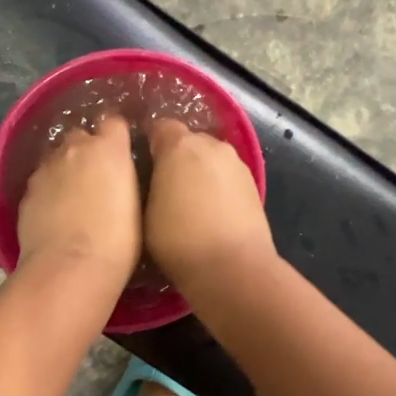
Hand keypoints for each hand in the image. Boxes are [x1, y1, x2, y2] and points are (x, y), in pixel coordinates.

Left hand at [17, 115, 141, 279]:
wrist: (68, 267)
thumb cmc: (117, 242)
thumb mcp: (136, 207)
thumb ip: (124, 181)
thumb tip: (117, 179)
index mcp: (109, 149)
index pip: (113, 122)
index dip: (116, 136)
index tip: (121, 151)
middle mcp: (74, 149)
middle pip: (80, 136)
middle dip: (87, 150)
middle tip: (96, 177)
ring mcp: (45, 169)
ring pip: (56, 158)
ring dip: (64, 169)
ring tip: (71, 196)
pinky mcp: (26, 192)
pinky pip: (40, 182)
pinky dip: (48, 191)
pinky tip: (53, 213)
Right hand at [144, 120, 273, 281]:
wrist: (233, 268)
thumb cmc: (178, 239)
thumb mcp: (145, 212)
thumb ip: (149, 183)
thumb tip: (154, 177)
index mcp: (180, 146)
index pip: (160, 127)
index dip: (150, 143)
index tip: (142, 164)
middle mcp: (211, 146)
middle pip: (189, 140)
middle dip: (176, 157)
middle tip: (163, 186)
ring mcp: (237, 164)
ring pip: (210, 159)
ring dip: (199, 172)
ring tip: (188, 203)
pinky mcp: (253, 185)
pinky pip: (226, 177)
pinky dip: (217, 187)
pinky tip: (210, 213)